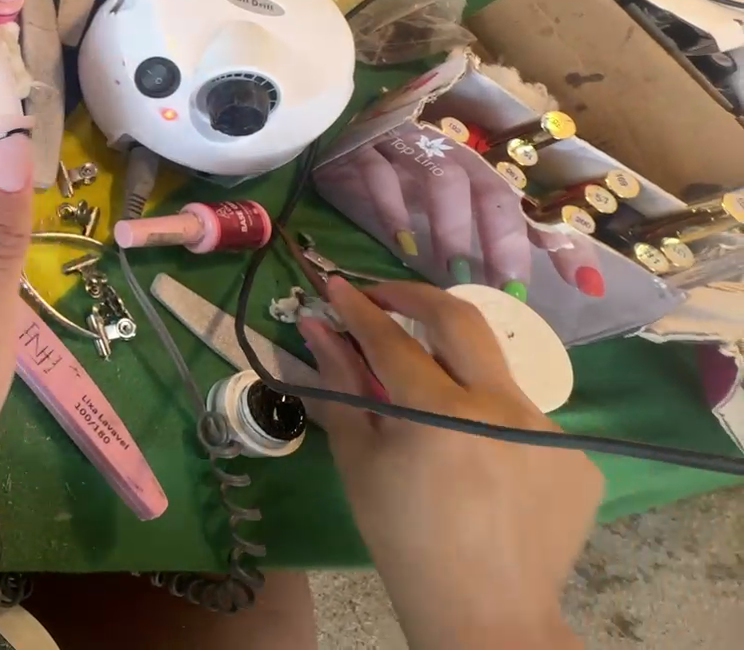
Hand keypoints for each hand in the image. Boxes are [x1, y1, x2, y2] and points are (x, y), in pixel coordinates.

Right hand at [300, 279, 600, 648]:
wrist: (485, 608)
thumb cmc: (398, 529)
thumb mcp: (357, 450)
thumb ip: (340, 380)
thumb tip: (316, 325)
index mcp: (441, 413)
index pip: (390, 338)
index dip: (356, 306)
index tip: (333, 282)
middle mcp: (504, 409)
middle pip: (460, 321)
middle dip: (412, 295)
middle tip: (378, 294)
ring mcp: (551, 431)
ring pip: (489, 369)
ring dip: (446, 360)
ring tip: (416, 383)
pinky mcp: (575, 455)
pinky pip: (517, 411)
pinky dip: (480, 409)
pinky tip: (463, 443)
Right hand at [319, 137, 603, 296]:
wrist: (337, 124)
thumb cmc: (397, 164)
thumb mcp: (449, 191)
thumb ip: (496, 218)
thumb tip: (562, 259)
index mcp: (475, 163)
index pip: (532, 203)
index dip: (561, 239)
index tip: (585, 285)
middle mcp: (449, 151)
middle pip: (491, 191)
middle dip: (504, 240)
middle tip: (507, 287)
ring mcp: (405, 145)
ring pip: (443, 181)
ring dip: (453, 229)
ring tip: (455, 272)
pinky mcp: (363, 147)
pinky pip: (381, 176)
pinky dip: (394, 209)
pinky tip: (402, 242)